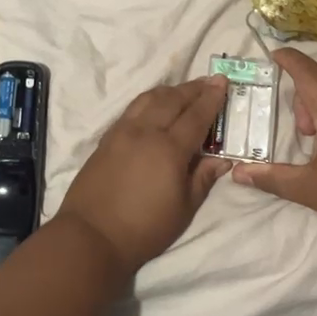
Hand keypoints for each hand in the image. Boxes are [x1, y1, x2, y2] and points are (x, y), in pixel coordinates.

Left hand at [55, 76, 232, 277]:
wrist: (92, 234)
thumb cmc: (145, 228)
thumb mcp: (184, 208)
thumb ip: (202, 178)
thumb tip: (222, 159)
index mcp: (169, 149)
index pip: (196, 116)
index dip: (211, 99)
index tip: (223, 82)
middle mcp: (145, 131)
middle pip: (172, 100)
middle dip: (193, 88)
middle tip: (209, 81)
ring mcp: (122, 132)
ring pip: (149, 99)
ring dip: (170, 90)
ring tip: (184, 90)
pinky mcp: (107, 138)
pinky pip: (132, 108)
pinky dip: (149, 100)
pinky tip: (154, 104)